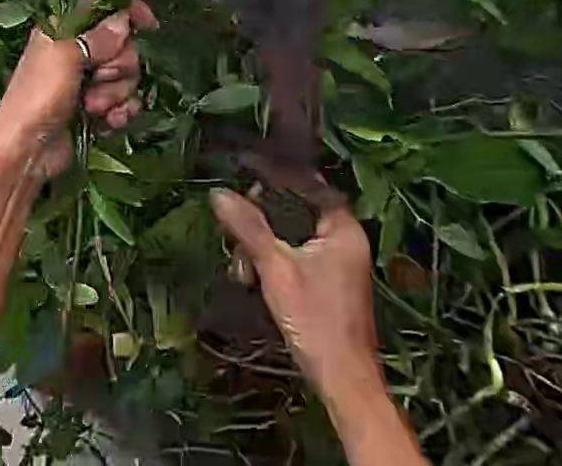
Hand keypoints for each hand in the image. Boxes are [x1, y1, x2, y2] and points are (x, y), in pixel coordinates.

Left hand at [0, 0, 157, 178]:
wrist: (26, 152)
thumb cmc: (37, 97)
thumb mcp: (64, 57)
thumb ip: (98, 37)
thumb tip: (124, 20)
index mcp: (64, 29)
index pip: (105, 9)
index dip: (129, 14)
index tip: (149, 23)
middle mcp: (78, 51)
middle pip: (124, 46)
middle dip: (117, 67)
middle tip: (94, 79)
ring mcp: (89, 81)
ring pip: (128, 76)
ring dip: (114, 94)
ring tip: (91, 107)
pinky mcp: (97, 108)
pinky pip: (127, 102)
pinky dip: (120, 112)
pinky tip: (108, 123)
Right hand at [211, 190, 381, 401]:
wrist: (343, 383)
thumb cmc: (315, 320)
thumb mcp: (275, 269)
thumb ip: (249, 227)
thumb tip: (218, 193)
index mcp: (342, 227)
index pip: (306, 183)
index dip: (274, 178)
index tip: (242, 178)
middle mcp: (342, 238)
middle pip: (293, 208)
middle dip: (260, 219)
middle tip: (235, 234)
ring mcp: (335, 260)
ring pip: (289, 233)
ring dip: (260, 245)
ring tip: (242, 269)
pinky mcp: (325, 280)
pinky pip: (293, 254)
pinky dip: (271, 260)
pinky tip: (250, 278)